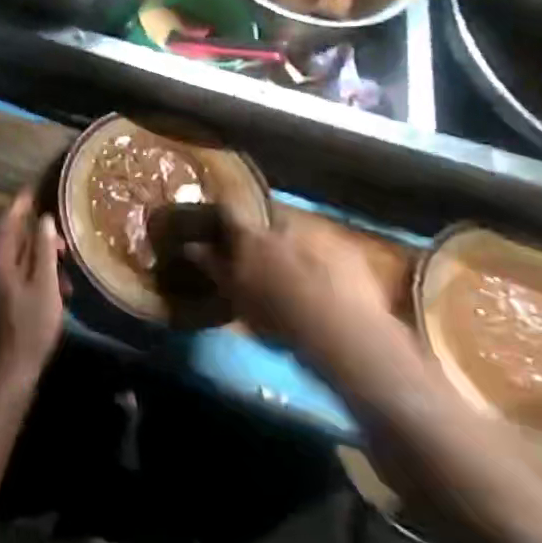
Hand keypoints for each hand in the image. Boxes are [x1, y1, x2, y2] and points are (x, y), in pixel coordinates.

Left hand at [0, 187, 65, 382]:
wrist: (10, 369)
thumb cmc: (31, 326)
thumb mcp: (45, 285)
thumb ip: (43, 250)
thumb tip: (43, 219)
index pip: (7, 221)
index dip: (21, 203)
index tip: (36, 188)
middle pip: (12, 239)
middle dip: (37, 234)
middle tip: (63, 239)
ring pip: (18, 259)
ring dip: (41, 259)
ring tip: (65, 269)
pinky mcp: (0, 300)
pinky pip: (18, 276)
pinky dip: (37, 276)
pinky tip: (58, 292)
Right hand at [183, 208, 390, 358]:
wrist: (340, 331)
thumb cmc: (276, 314)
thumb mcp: (235, 294)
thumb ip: (213, 266)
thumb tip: (192, 246)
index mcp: (251, 235)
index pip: (229, 211)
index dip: (224, 215)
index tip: (220, 223)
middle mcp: (283, 226)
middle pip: (268, 217)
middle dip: (265, 228)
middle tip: (263, 250)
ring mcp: (319, 236)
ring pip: (300, 231)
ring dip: (295, 242)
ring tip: (296, 267)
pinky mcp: (350, 252)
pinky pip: (329, 247)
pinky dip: (324, 258)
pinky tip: (326, 279)